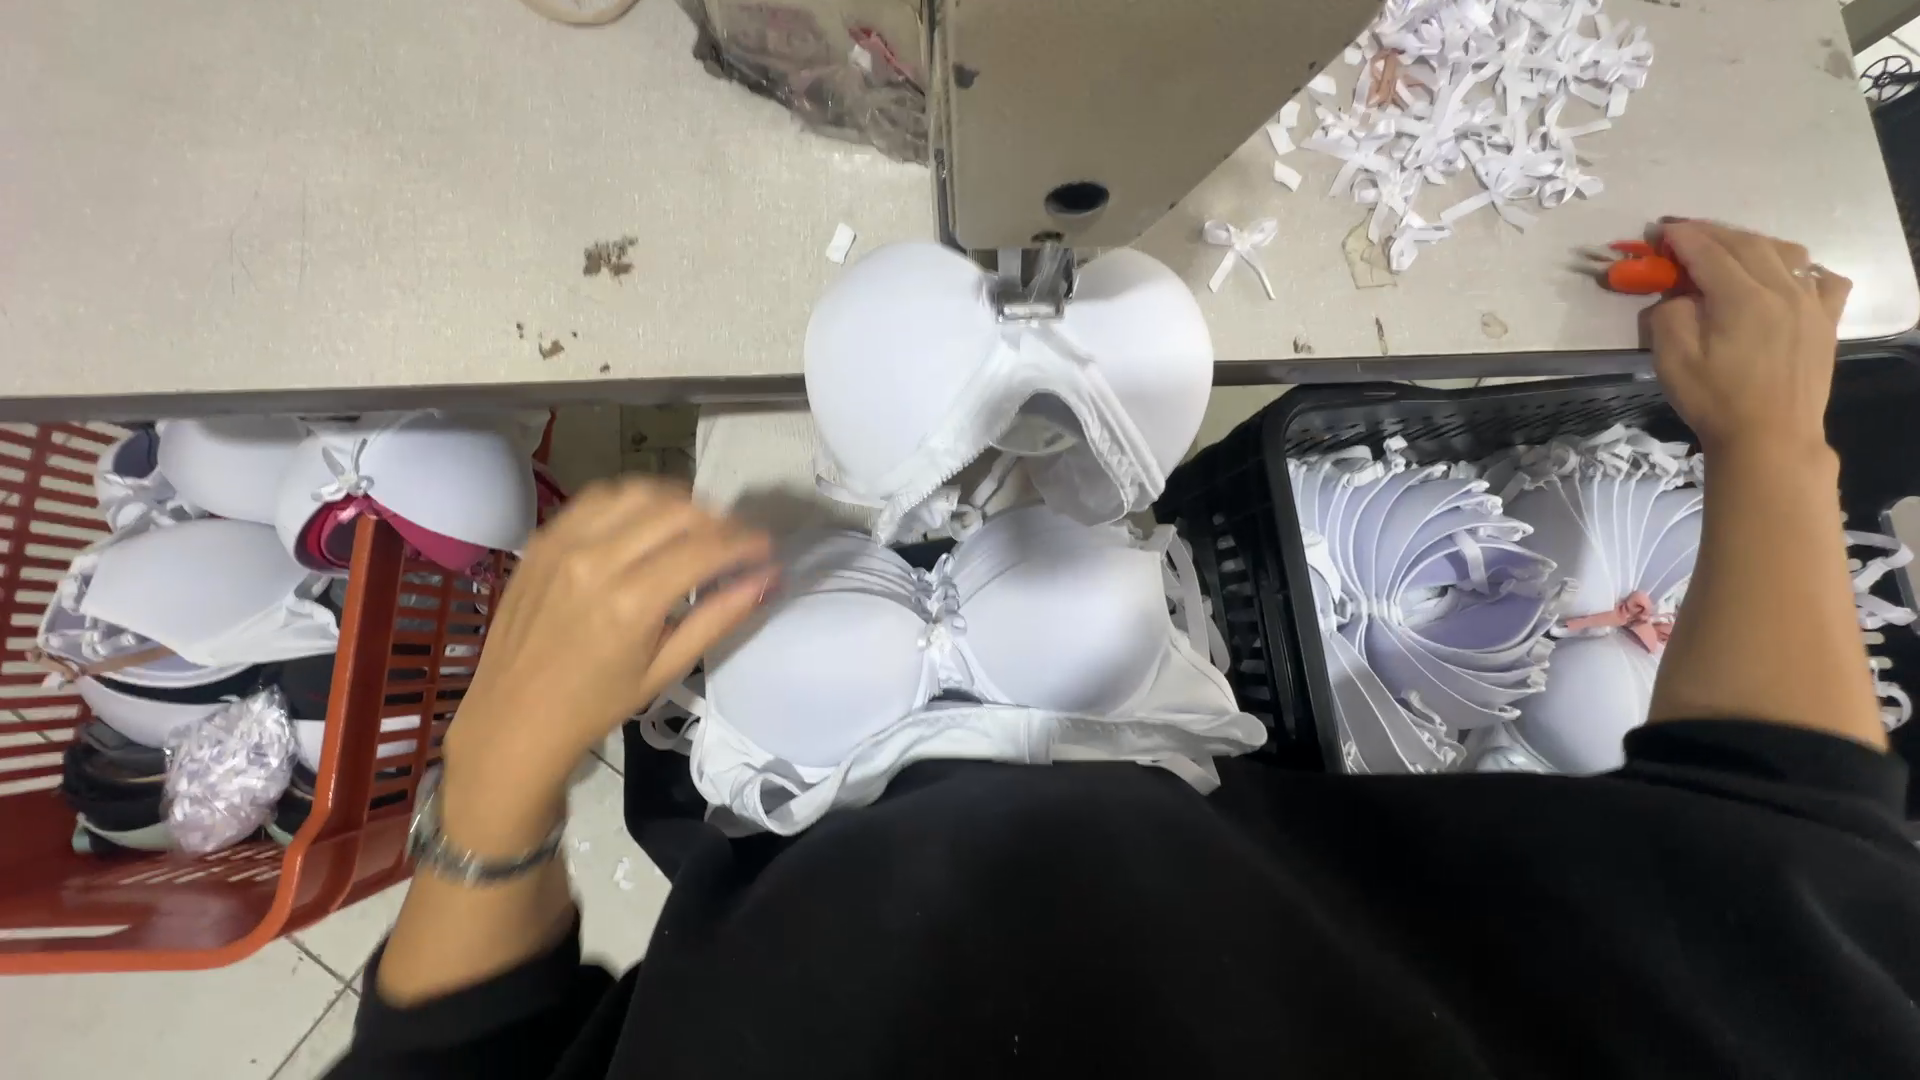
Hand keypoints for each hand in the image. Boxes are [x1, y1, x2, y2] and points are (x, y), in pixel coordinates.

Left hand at [444, 477, 774, 800]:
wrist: (512, 716)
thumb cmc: (596, 703)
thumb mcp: (667, 668)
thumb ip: (719, 617)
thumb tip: (767, 579)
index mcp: (631, 602)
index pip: (707, 548)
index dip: (746, 542)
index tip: (768, 548)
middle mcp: (597, 560)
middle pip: (679, 512)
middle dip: (721, 520)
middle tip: (737, 540)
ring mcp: (564, 543)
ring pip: (641, 492)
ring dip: (681, 502)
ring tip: (698, 525)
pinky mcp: (544, 538)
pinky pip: (600, 496)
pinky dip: (636, 499)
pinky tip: (649, 520)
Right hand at [1646, 220, 1851, 456]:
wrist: (1768, 433)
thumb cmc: (1713, 397)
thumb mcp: (1671, 359)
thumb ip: (1669, 317)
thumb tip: (1676, 297)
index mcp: (1743, 299)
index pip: (1710, 253)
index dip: (1683, 237)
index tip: (1659, 230)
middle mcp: (1784, 290)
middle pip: (1748, 245)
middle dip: (1712, 233)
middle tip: (1682, 231)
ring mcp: (1812, 303)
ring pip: (1786, 253)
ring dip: (1751, 242)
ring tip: (1726, 246)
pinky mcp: (1826, 319)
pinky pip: (1820, 277)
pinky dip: (1797, 266)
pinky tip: (1784, 274)